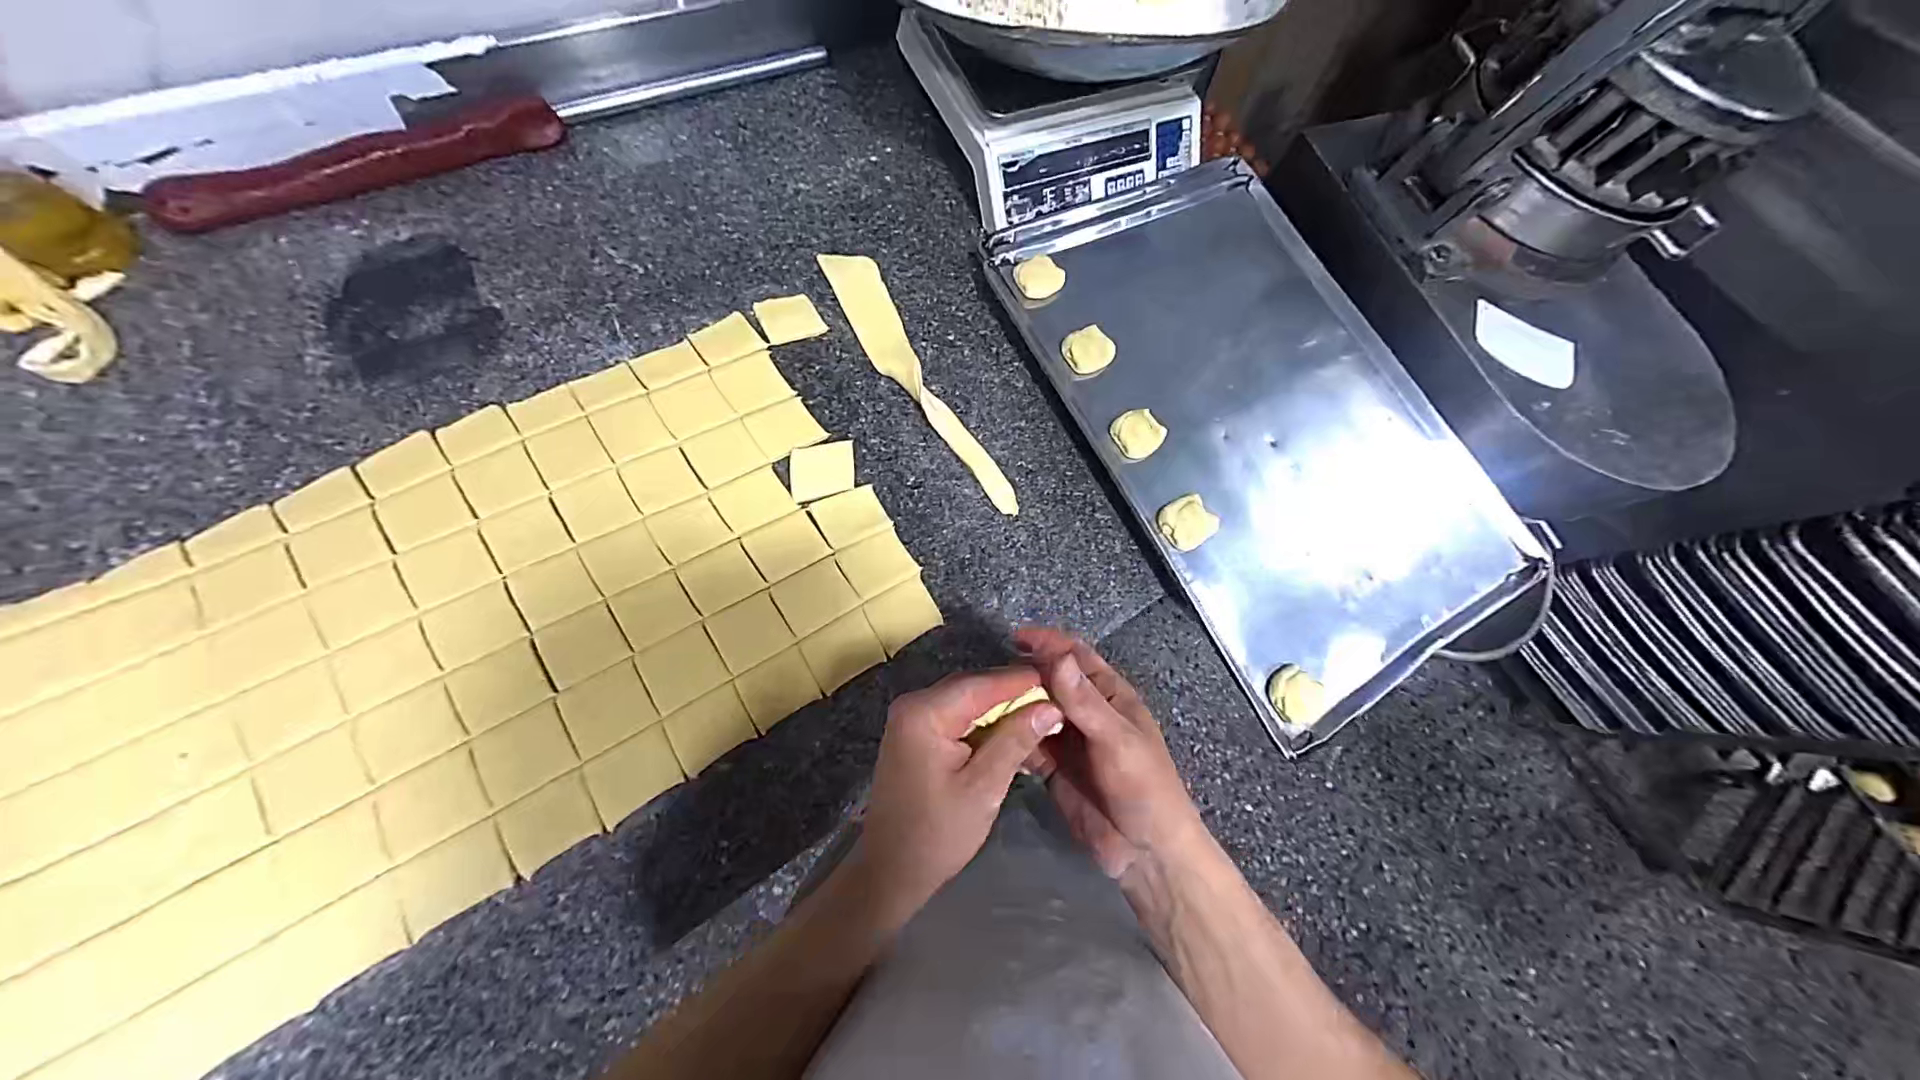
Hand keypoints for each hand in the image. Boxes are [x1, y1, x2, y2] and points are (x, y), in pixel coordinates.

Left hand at [847, 666, 1063, 916]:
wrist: (890, 871)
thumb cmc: (936, 835)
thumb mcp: (983, 788)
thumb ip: (1015, 741)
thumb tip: (1050, 707)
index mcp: (924, 713)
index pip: (981, 683)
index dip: (1022, 680)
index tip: (1060, 680)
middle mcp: (913, 705)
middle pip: (972, 686)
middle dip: (1013, 691)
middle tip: (1056, 697)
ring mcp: (911, 718)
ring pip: (966, 700)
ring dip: (1001, 706)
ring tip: (1042, 711)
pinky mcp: (915, 734)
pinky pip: (955, 715)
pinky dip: (983, 720)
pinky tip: (1012, 729)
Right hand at [1014, 627, 1206, 879]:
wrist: (1146, 853)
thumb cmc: (1143, 787)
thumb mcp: (1116, 740)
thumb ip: (1084, 701)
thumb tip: (1057, 656)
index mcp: (1110, 697)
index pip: (1076, 657)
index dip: (1049, 643)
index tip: (1015, 638)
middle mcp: (1087, 713)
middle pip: (1051, 682)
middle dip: (1025, 674)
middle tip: (991, 675)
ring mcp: (1069, 741)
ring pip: (1036, 712)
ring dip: (1014, 705)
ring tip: (982, 702)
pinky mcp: (1054, 769)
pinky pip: (1028, 745)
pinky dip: (1011, 738)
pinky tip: (989, 736)